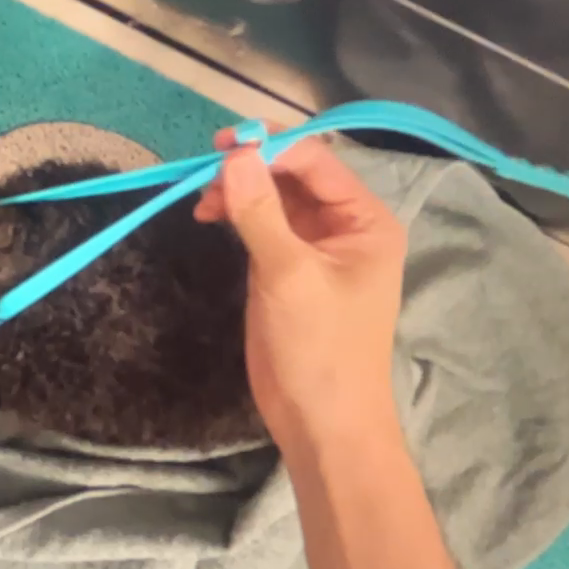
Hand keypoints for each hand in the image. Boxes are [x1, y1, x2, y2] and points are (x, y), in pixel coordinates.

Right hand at [195, 130, 405, 442]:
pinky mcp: (286, 269)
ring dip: (239, 192)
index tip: (220, 147)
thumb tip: (235, 155)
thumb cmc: (318, 348)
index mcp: (365, 221)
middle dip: (250, 169)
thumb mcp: (288, 276)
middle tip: (204, 174)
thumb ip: (260, 213)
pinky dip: (237, 216)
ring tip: (203, 204)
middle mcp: (343, 227)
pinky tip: (211, 217)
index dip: (270, 147)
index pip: (315, 161)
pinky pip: (262, 225)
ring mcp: (314, 249)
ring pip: (274, 199)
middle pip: (293, 176)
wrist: (320, 421)